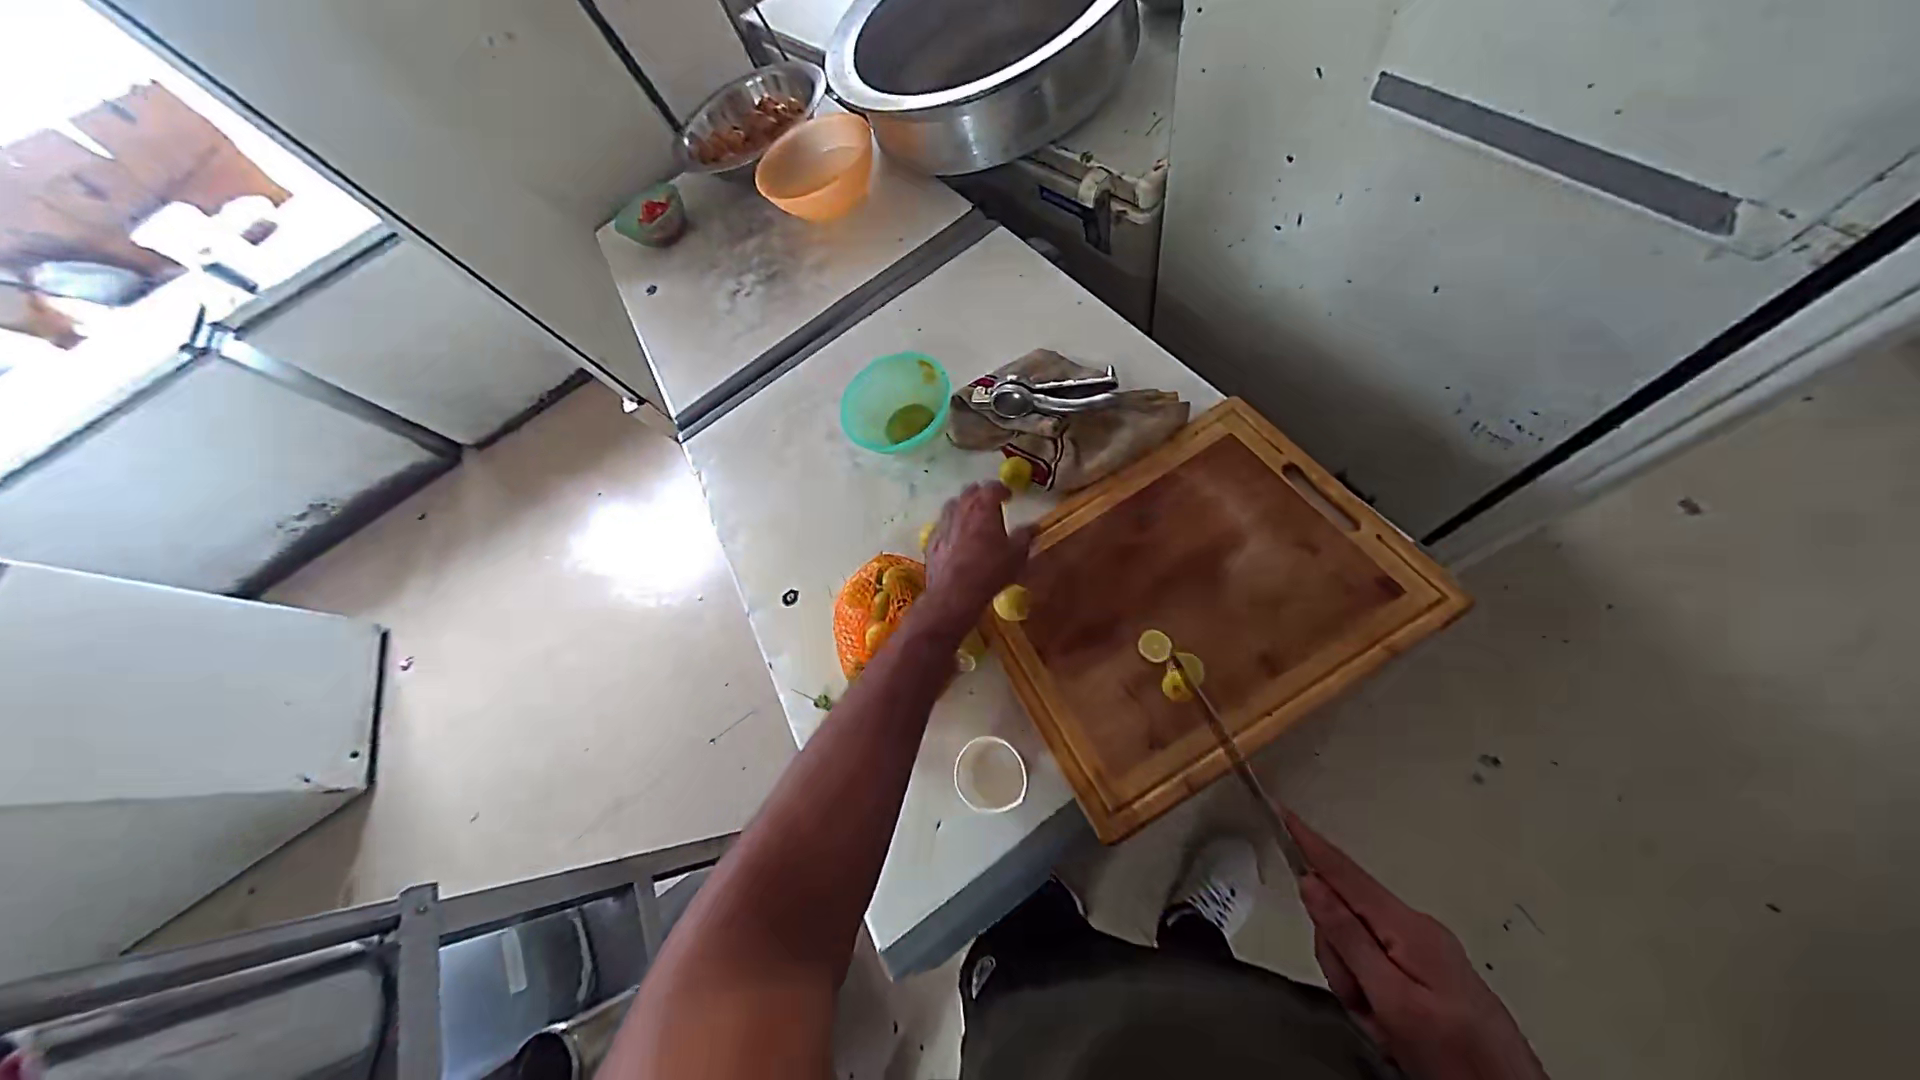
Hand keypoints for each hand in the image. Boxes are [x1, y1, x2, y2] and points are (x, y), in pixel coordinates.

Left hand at [922, 482, 1036, 625]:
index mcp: (983, 507)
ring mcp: (942, 524)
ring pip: (952, 506)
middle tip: (990, 503)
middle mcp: (960, 510)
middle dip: (981, 494)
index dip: (1002, 489)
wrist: (954, 593)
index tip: (1008, 496)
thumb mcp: (1017, 554)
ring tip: (972, 517)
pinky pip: (942, 526)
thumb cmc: (990, 570)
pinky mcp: (931, 541)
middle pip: (969, 492)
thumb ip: (1025, 536)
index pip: (992, 487)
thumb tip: (1033, 527)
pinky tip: (955, 538)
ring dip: (963, 507)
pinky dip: (951, 526)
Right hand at [1288, 811, 1548, 1079]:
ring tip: (1383, 1025)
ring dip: (1355, 983)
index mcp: (1408, 927)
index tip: (1284, 812)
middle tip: (1360, 1002)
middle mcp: (1415, 928)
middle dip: (1338, 957)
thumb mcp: (1392, 1001)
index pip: (1345, 872)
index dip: (1310, 843)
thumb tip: (1311, 882)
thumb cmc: (1456, 1056)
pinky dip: (1370, 992)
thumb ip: (1347, 939)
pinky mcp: (1426, 971)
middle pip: (1344, 915)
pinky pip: (1374, 963)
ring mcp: (1423, 949)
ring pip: (1355, 943)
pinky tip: (1390, 1025)